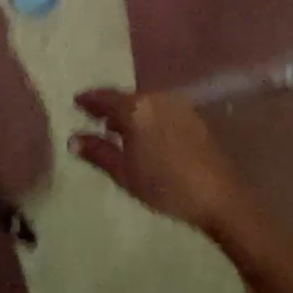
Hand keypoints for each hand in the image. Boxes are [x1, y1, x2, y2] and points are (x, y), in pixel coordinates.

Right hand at [70, 88, 249, 232]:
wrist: (219, 196)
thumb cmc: (166, 186)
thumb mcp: (125, 173)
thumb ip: (98, 152)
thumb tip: (73, 139)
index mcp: (135, 108)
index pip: (105, 97)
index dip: (89, 100)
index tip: (76, 102)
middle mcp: (155, 98)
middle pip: (125, 98)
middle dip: (109, 107)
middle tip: (95, 118)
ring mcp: (177, 105)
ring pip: (144, 103)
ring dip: (130, 113)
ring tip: (118, 128)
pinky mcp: (192, 116)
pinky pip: (160, 109)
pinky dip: (148, 117)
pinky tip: (145, 134)